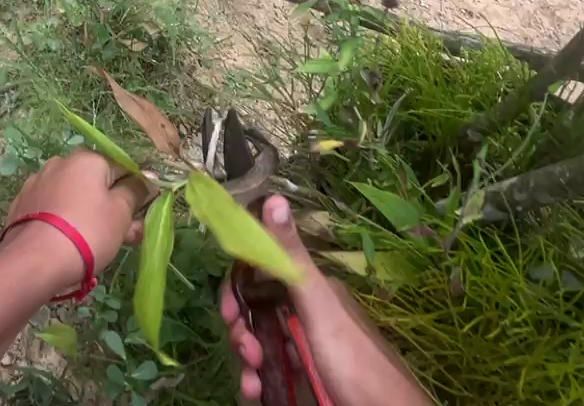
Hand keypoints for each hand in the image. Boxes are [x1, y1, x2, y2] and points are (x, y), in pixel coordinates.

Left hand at [1, 151, 151, 295]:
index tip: (139, 216)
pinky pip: (53, 206)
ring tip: (95, 243)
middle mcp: (61, 161)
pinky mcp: (24, 200)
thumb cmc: (88, 231)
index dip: (134, 191)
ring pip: (73, 194)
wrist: (37, 258)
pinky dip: (64, 217)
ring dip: (87, 211)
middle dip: (111, 205)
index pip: (121, 168)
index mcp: (87, 159)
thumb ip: (134, 192)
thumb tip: (145, 177)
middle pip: (95, 182)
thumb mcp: (120, 213)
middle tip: (122, 235)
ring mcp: (38, 180)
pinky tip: (68, 240)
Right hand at [218, 195, 432, 405]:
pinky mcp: (309, 379)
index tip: (228, 312)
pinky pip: (274, 372)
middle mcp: (308, 315)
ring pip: (262, 343)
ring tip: (251, 381)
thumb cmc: (355, 362)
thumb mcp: (319, 305)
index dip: (237, 290)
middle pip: (258, 312)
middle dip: (241, 329)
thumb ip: (291, 256)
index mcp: (311, 290)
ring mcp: (308, 349)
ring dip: (247, 359)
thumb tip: (274, 196)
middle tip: (245, 350)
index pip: (260, 277)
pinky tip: (255, 393)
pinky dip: (259, 381)